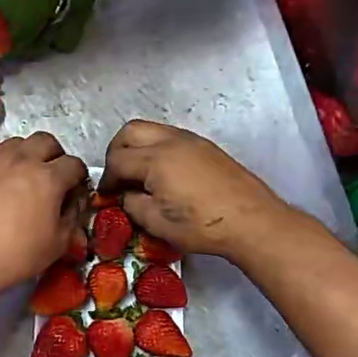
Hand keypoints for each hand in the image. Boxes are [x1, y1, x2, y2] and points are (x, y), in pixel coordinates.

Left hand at [0, 133, 87, 297]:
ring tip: (25, 179)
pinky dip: (3, 167)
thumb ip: (72, 218)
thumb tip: (74, 204)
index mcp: (47, 178)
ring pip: (17, 144)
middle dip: (55, 156)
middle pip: (46, 141)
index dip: (80, 178)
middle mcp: (20, 161)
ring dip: (28, 155)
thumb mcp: (57, 245)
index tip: (76, 192)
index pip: (74, 164)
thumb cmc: (14, 256)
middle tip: (53, 178)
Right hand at [98, 120, 299, 262]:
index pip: (117, 160)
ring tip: (139, 175)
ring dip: (138, 148)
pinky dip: (157, 149)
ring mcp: (191, 141)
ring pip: (152, 130)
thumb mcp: (157, 223)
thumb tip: (126, 197)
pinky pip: (171, 138)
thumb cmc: (202, 226)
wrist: (251, 221)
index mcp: (155, 159)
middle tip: (117, 176)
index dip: (106, 179)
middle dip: (117, 152)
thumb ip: (133, 205)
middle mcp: (171, 141)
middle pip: (130, 132)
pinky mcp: (206, 148)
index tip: (106, 195)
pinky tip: (163, 175)